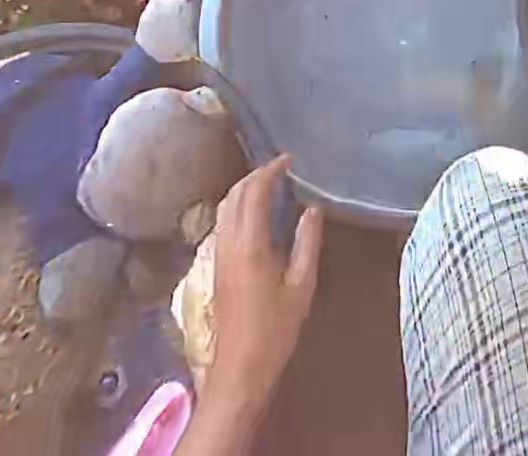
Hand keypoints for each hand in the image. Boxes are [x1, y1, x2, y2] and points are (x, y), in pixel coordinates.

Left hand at [180, 155, 323, 413]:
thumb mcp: (302, 284)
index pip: (254, 194)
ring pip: (224, 208)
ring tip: (270, 182)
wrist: (240, 369)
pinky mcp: (215, 267)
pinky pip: (222, 222)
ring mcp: (217, 256)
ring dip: (243, 188)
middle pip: (234, 195)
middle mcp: (228, 245)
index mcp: (250, 245)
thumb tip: (312, 208)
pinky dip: (237, 205)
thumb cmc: (276, 328)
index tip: (289, 159)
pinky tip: (256, 212)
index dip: (270, 171)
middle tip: (281, 167)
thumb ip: (308, 241)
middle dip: (255, 174)